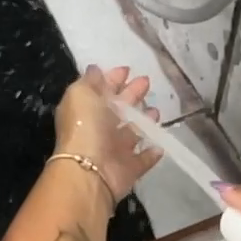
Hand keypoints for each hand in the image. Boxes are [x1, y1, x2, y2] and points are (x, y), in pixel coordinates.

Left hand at [52, 65, 162, 201]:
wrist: (89, 171)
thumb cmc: (85, 127)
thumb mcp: (80, 94)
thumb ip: (89, 81)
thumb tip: (95, 69)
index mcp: (86, 109)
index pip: (101, 90)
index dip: (113, 79)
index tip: (127, 69)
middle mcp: (99, 128)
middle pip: (119, 108)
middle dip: (132, 94)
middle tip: (146, 81)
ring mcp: (115, 150)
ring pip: (132, 132)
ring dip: (143, 121)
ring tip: (157, 110)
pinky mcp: (129, 169)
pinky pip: (143, 159)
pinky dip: (151, 152)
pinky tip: (160, 144)